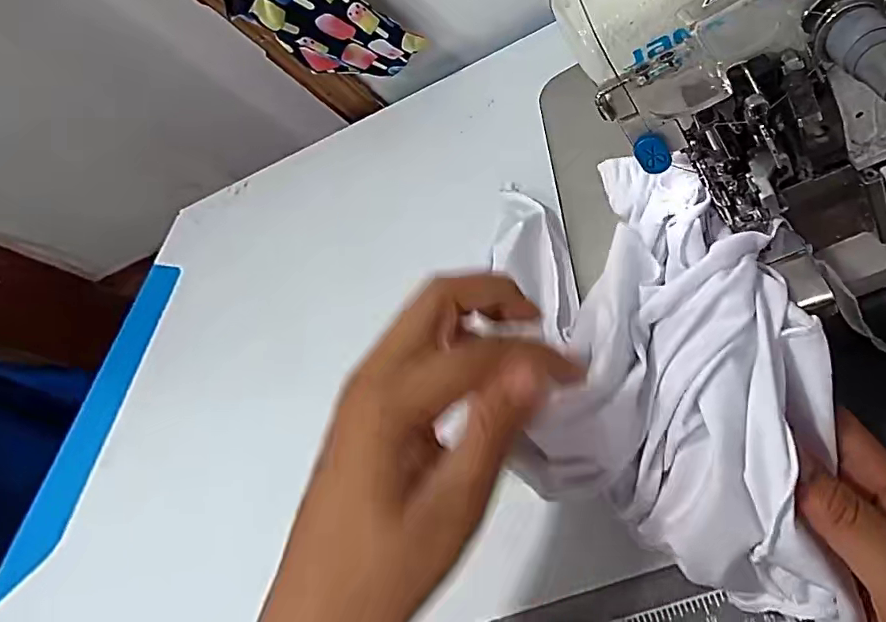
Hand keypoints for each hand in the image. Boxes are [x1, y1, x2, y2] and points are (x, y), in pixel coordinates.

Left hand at [260, 274, 583, 621]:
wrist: (316, 615)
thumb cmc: (373, 575)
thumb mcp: (450, 508)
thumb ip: (495, 430)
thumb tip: (532, 373)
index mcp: (389, 400)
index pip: (478, 349)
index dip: (533, 353)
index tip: (568, 370)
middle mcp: (371, 379)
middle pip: (438, 296)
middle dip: (495, 294)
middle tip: (536, 320)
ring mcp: (366, 387)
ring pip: (426, 313)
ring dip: (477, 310)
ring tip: (518, 339)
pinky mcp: (369, 402)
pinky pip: (418, 342)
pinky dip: (459, 335)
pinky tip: (483, 370)